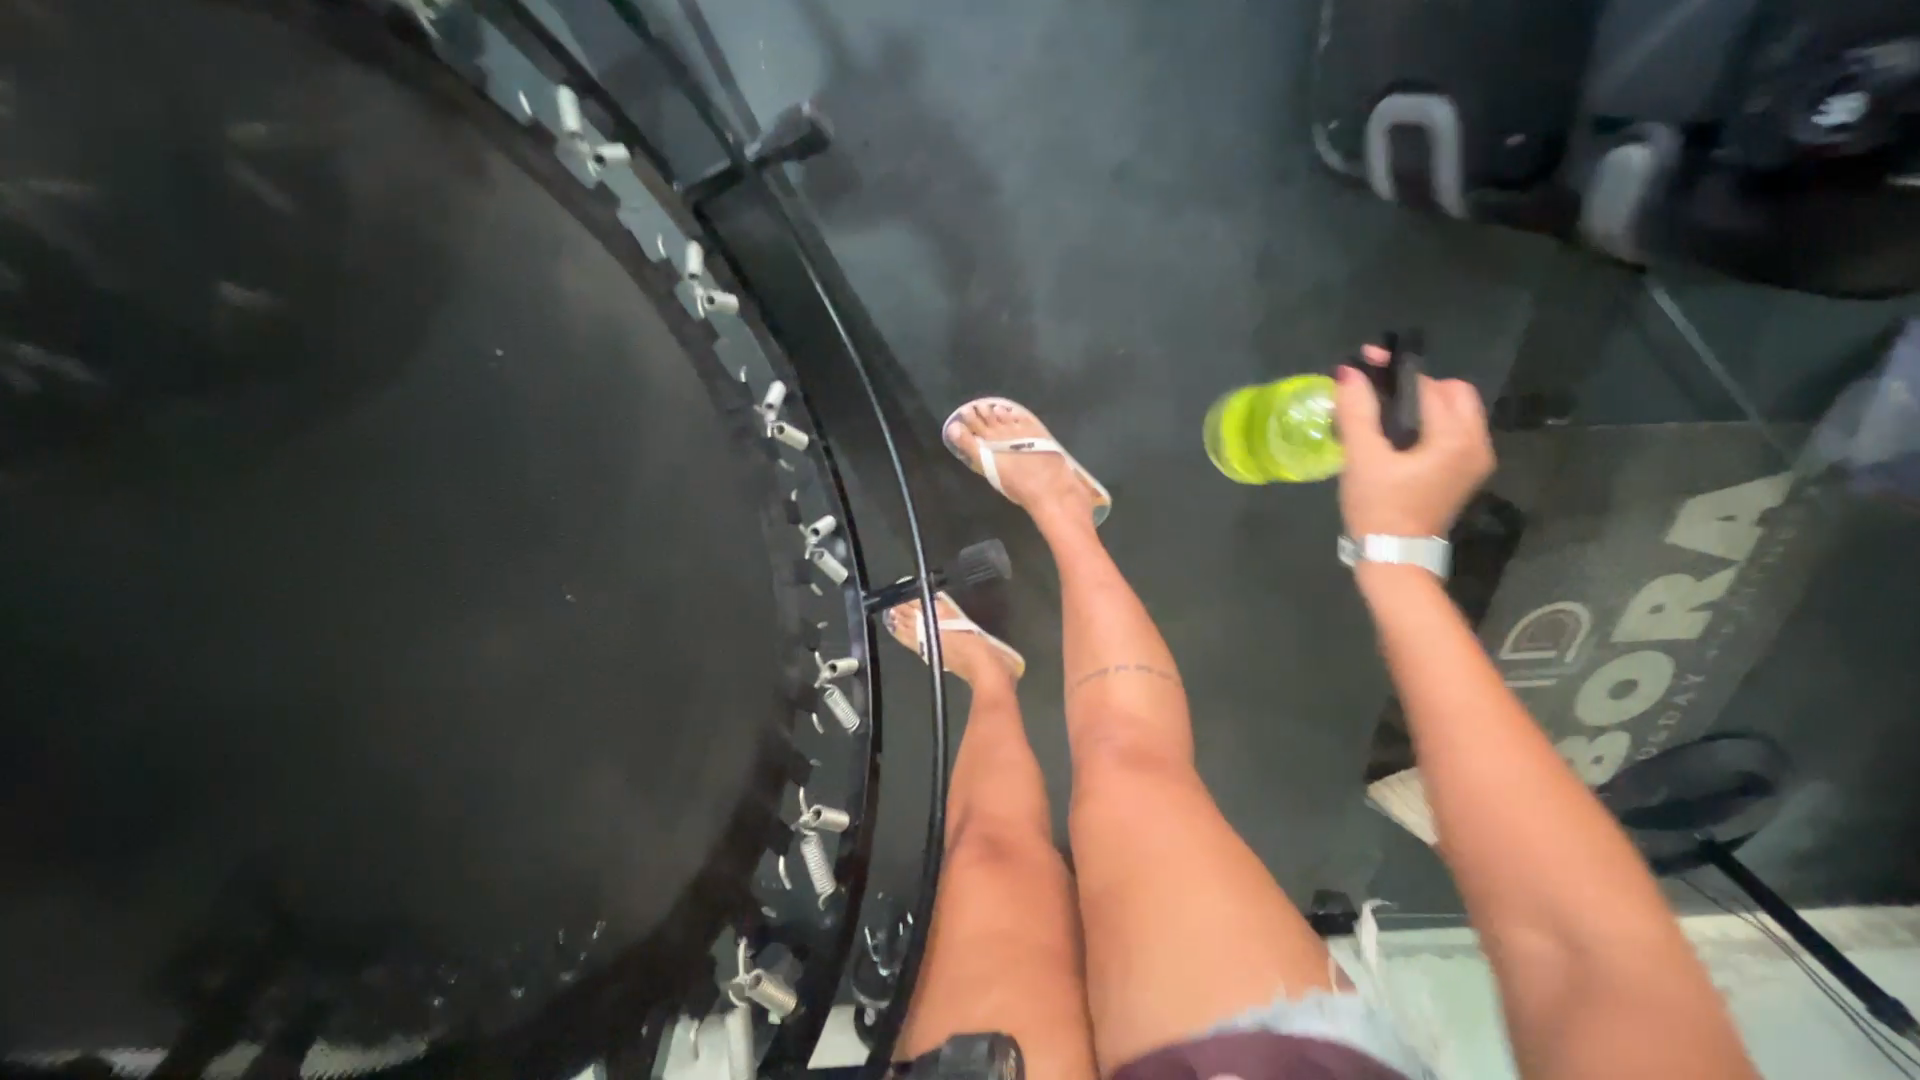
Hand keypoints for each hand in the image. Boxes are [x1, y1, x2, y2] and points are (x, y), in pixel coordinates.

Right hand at [1335, 346, 1494, 536]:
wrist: (1394, 558)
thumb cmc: (1379, 508)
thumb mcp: (1362, 458)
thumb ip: (1357, 411)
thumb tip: (1349, 372)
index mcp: (1456, 438)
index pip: (1428, 386)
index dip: (1394, 371)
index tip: (1365, 362)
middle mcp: (1477, 444)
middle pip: (1452, 393)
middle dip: (1417, 387)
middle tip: (1379, 396)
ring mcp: (1476, 461)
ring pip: (1456, 412)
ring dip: (1424, 405)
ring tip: (1386, 417)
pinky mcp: (1465, 474)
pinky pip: (1453, 433)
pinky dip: (1429, 426)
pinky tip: (1399, 438)